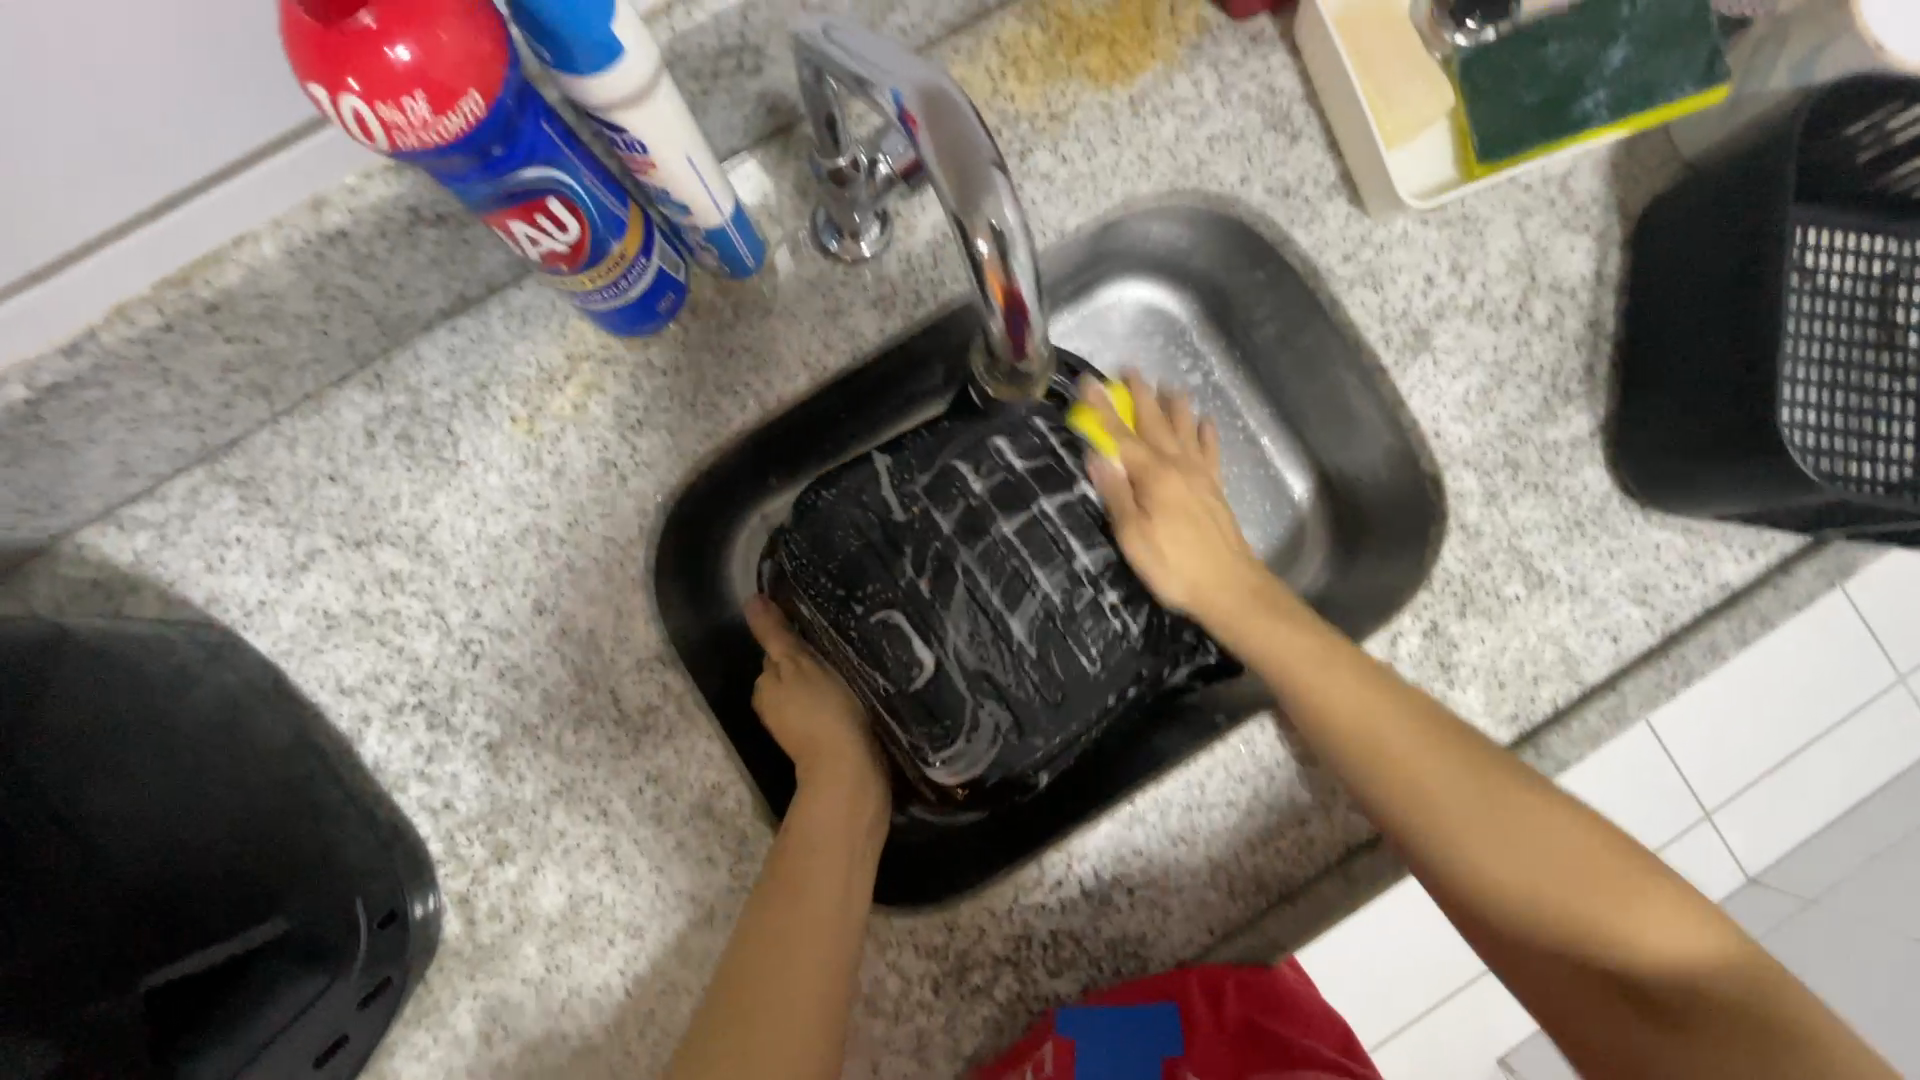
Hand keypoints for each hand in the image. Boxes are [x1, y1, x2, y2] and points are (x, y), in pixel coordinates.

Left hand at [744, 595, 890, 808]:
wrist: (848, 767)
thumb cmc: (821, 709)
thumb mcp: (797, 662)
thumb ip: (774, 634)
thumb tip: (750, 600)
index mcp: (764, 686)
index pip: (777, 652)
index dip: (799, 643)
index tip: (823, 638)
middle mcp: (773, 707)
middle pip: (792, 673)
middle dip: (811, 664)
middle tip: (841, 653)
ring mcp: (796, 727)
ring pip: (809, 691)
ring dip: (825, 683)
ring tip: (852, 674)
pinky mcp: (820, 741)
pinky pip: (825, 710)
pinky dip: (836, 702)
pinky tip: (854, 700)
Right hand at [1080, 373, 1272, 625]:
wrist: (1229, 586)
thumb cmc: (1173, 566)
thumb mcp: (1133, 536)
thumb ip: (1116, 494)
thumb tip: (1096, 455)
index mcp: (1152, 476)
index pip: (1119, 436)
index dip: (1102, 409)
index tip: (1089, 383)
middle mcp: (1177, 467)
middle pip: (1155, 423)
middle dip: (1141, 395)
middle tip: (1131, 368)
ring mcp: (1200, 476)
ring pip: (1185, 430)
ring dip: (1175, 406)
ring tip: (1170, 384)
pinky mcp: (1215, 489)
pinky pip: (1210, 452)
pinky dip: (1207, 433)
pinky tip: (1206, 422)